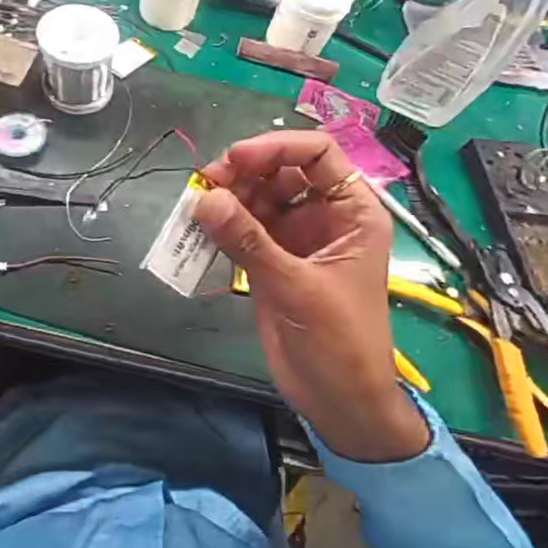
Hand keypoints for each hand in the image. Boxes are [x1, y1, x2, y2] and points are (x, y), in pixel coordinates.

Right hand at [194, 131, 429, 461]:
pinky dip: (219, 226)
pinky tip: (197, 228)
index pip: (318, 154)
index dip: (276, 148)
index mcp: (351, 211)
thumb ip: (249, 241)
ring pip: (255, 199)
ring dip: (226, 198)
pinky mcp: (269, 262)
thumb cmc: (340, 341)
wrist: (338, 399)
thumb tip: (204, 200)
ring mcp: (293, 239)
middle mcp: (321, 217)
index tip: (235, 159)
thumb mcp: (297, 286)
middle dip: (243, 172)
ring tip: (196, 208)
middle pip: (279, 172)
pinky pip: (240, 230)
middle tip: (206, 185)